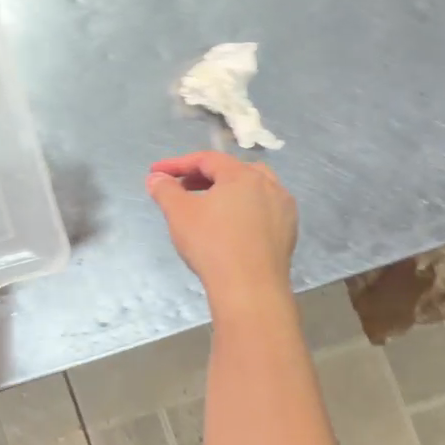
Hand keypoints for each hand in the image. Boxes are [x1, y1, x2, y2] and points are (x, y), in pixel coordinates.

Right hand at [147, 151, 296, 302]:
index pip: (207, 159)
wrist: (249, 285)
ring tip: (207, 204)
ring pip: (253, 188)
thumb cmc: (211, 243)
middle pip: (233, 170)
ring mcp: (283, 208)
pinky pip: (263, 207)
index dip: (178, 163)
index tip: (156, 171)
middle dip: (204, 175)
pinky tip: (229, 225)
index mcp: (242, 176)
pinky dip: (242, 207)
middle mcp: (269, 185)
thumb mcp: (178, 213)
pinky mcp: (288, 229)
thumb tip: (156, 178)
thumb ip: (165, 190)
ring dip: (226, 190)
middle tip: (181, 187)